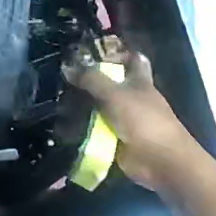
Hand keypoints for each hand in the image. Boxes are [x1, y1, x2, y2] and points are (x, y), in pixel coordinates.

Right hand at [65, 49, 213, 193]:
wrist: (160, 162)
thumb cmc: (143, 120)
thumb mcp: (115, 94)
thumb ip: (91, 79)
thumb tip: (67, 67)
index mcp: (139, 81)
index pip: (131, 59)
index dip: (115, 53)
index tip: (90, 53)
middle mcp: (131, 98)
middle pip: (109, 83)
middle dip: (88, 80)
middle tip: (62, 77)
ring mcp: (123, 119)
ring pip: (98, 106)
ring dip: (80, 105)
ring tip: (55, 99)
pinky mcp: (115, 138)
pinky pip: (94, 128)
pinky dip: (80, 127)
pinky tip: (61, 123)